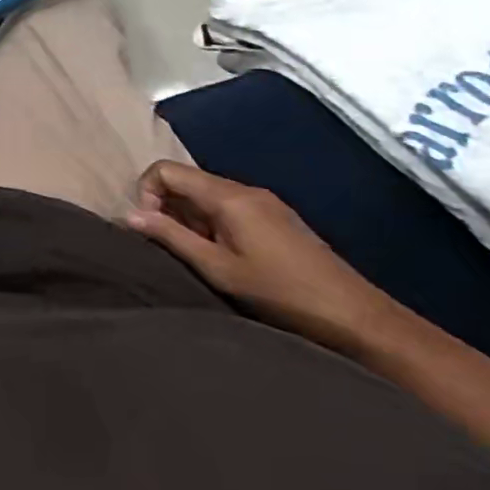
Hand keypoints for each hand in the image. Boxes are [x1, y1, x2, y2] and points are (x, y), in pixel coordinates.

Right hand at [126, 160, 402, 351]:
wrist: (361, 320)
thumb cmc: (282, 292)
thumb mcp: (217, 268)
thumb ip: (170, 236)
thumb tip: (128, 215)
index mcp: (228, 196)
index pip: (165, 170)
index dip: (147, 193)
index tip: (151, 226)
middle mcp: (245, 190)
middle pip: (185, 181)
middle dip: (166, 207)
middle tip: (171, 244)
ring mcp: (265, 204)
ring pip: (205, 195)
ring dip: (188, 218)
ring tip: (197, 254)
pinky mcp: (277, 219)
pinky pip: (227, 208)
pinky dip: (210, 223)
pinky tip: (223, 255)